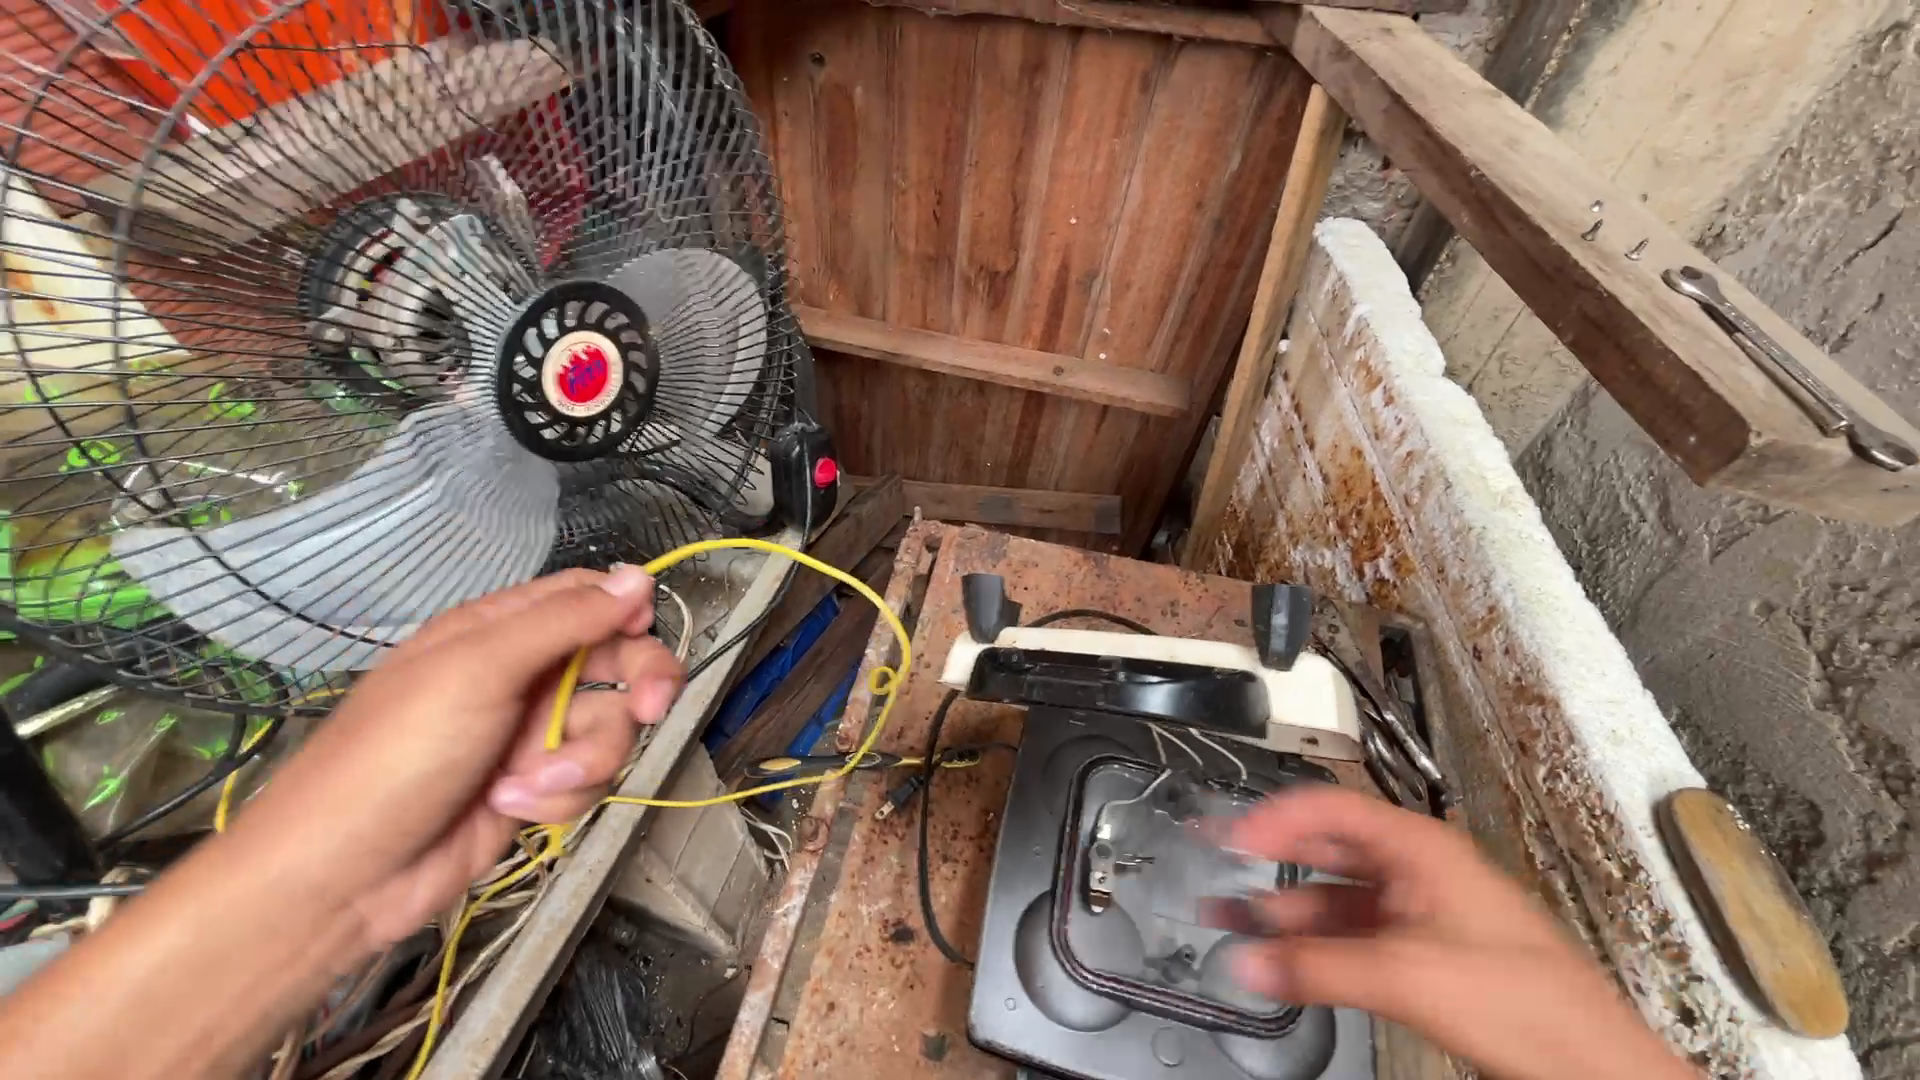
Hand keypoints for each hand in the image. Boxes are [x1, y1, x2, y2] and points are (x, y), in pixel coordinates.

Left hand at [0, 567, 685, 1079]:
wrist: (343, 881)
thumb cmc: (398, 755)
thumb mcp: (481, 670)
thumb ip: (566, 621)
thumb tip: (642, 575)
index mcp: (500, 631)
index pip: (585, 598)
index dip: (624, 609)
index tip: (644, 630)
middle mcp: (525, 674)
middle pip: (619, 660)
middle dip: (641, 685)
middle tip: (652, 709)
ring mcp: (534, 732)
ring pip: (611, 725)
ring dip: (584, 757)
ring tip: (534, 784)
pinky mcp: (541, 784)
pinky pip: (590, 775)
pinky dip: (562, 794)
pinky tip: (515, 807)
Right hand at [1223, 786, 1696, 1079]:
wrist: (1596, 1074)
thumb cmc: (1530, 1004)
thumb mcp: (1408, 975)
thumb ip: (1318, 966)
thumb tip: (1246, 960)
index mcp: (1418, 847)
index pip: (1329, 808)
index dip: (1275, 817)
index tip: (1232, 838)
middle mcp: (1413, 870)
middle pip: (1326, 849)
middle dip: (1270, 859)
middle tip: (1219, 864)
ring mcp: (1416, 911)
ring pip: (1334, 897)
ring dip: (1283, 909)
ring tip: (1231, 918)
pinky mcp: (1418, 952)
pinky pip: (1349, 936)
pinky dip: (1311, 944)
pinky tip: (1278, 957)